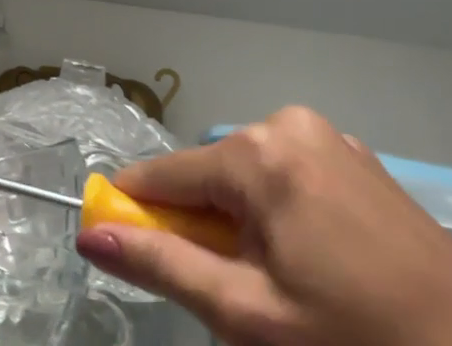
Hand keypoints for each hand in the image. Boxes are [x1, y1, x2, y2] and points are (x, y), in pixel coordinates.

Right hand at [75, 107, 451, 345]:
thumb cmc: (359, 342)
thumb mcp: (248, 314)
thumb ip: (161, 266)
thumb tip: (89, 234)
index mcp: (259, 152)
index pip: (160, 177)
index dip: (138, 218)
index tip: (136, 261)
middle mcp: (290, 126)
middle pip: (206, 177)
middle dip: (201, 229)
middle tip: (239, 295)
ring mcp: (333, 141)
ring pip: (246, 180)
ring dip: (240, 227)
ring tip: (282, 288)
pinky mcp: (363, 165)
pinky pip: (288, 181)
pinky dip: (277, 218)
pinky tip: (314, 270)